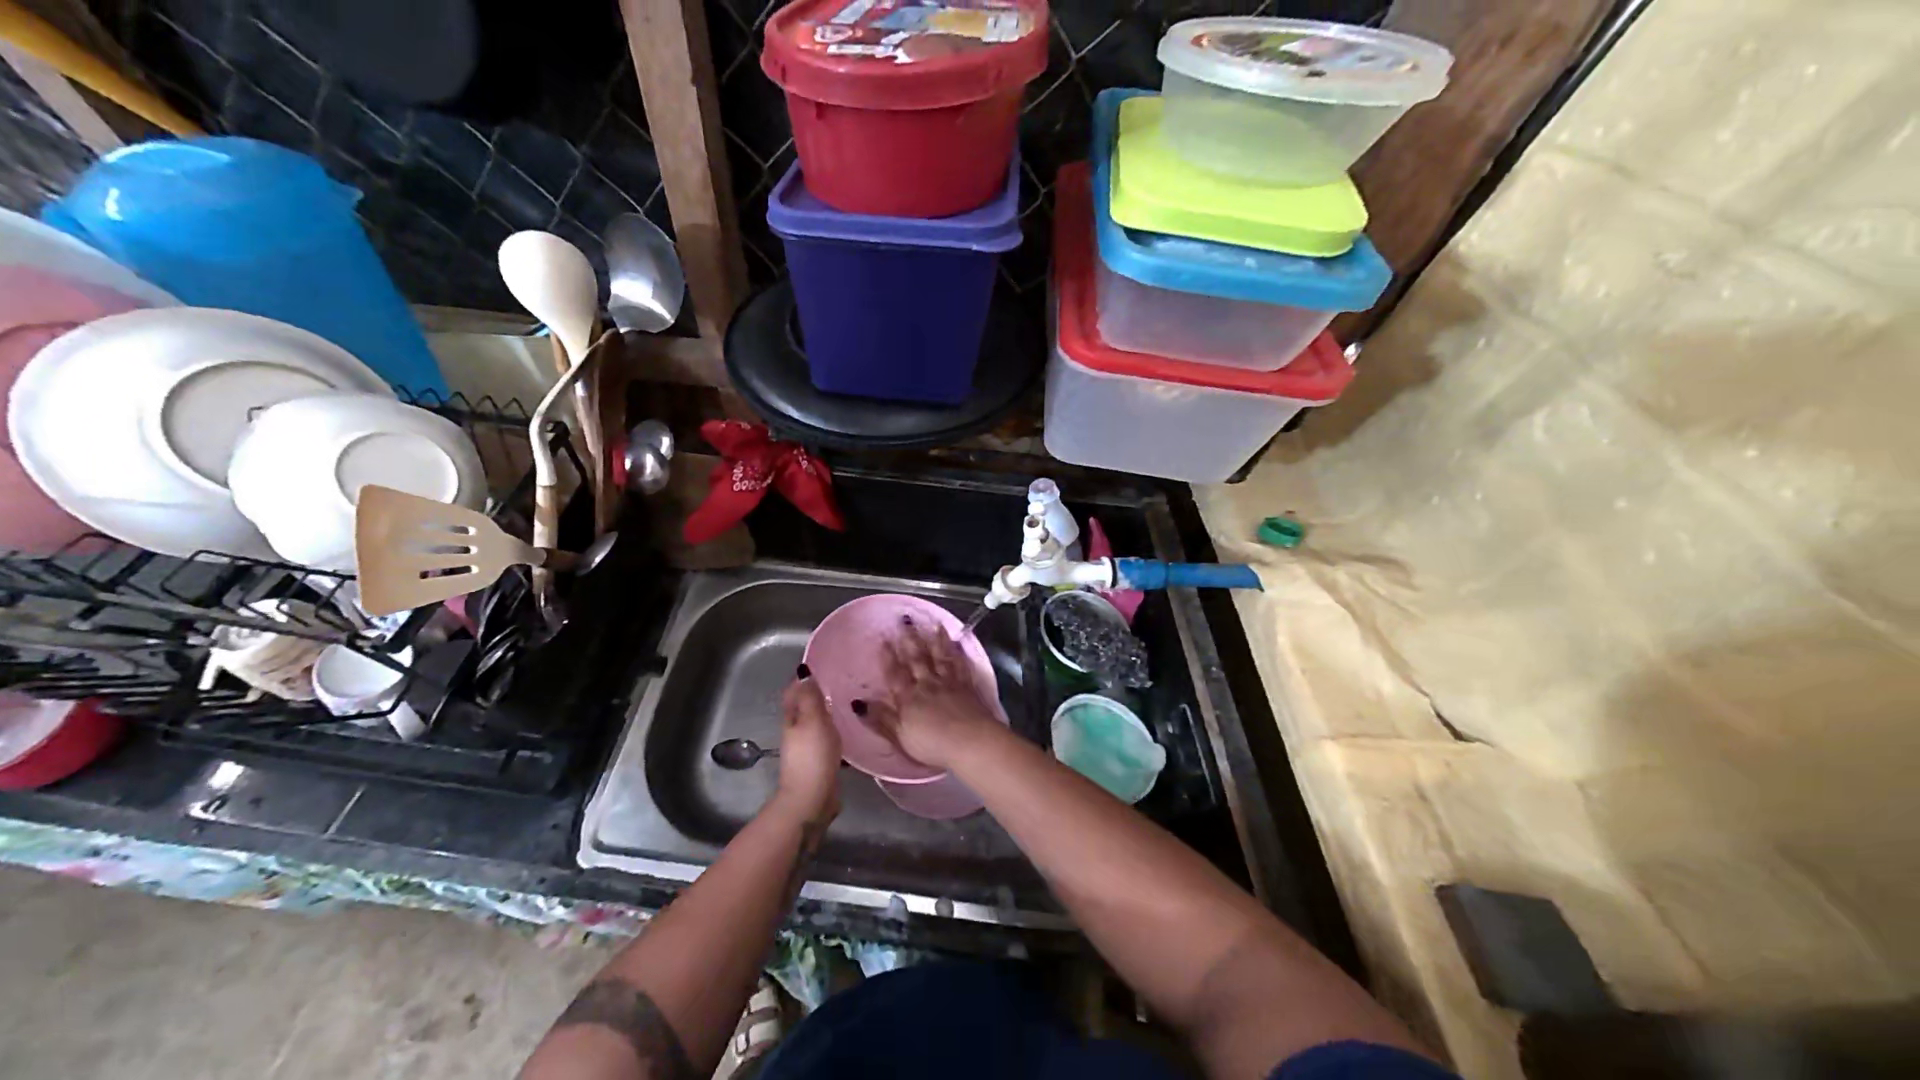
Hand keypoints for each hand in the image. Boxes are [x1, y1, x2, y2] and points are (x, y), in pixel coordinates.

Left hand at [774, 675, 840, 824]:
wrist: (811, 799)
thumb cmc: (812, 756)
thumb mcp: (813, 721)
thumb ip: (810, 697)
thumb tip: (804, 671)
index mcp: (792, 718)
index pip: (794, 691)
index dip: (804, 678)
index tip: (824, 665)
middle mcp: (797, 731)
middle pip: (805, 706)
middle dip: (819, 694)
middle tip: (842, 681)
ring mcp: (807, 748)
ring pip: (817, 724)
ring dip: (829, 714)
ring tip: (849, 703)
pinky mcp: (819, 762)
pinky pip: (827, 740)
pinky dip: (835, 732)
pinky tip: (850, 731)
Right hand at [865, 624, 1002, 769]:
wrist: (971, 742)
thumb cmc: (932, 745)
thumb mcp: (899, 737)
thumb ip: (880, 719)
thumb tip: (857, 703)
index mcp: (908, 698)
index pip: (895, 673)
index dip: (888, 656)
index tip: (883, 638)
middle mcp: (927, 685)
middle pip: (917, 659)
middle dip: (909, 639)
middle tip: (905, 620)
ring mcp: (949, 683)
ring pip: (939, 656)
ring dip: (934, 639)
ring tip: (932, 623)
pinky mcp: (968, 687)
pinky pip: (960, 664)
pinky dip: (957, 651)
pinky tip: (957, 642)